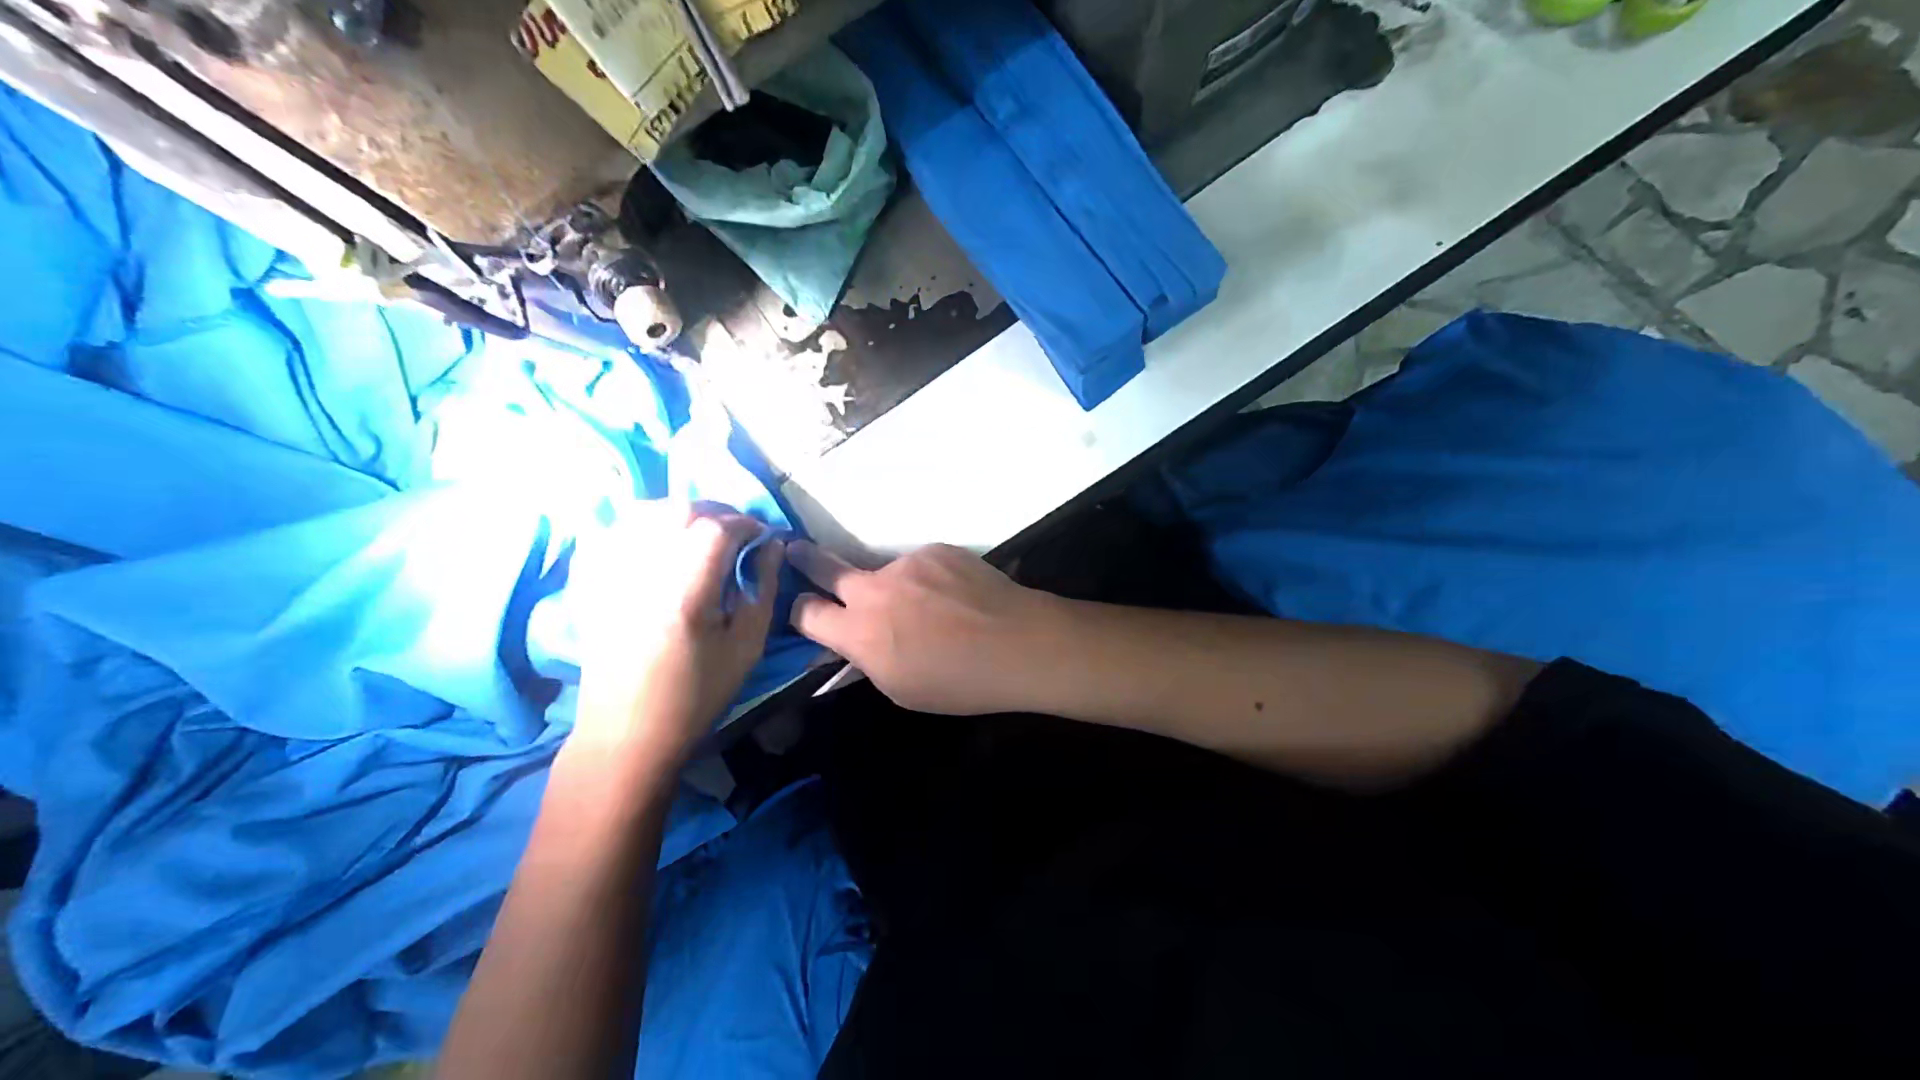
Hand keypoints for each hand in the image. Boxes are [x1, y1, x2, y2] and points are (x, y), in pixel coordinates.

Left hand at [570, 505, 782, 764]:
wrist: (627, 731)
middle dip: (716, 513)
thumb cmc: (696, 694)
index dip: (746, 524)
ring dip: (679, 515)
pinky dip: (642, 526)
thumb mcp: (746, 646)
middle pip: (680, 510)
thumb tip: (772, 546)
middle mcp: (643, 571)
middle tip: (735, 534)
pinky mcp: (591, 583)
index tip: (762, 537)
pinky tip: (658, 545)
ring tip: (698, 536)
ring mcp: (610, 575)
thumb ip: (762, 589)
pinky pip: (614, 531)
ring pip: (644, 512)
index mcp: (685, 591)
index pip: (717, 528)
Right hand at [786, 541, 1067, 714]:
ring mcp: (906, 563)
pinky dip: (930, 579)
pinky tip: (956, 597)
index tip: (804, 608)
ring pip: (886, 571)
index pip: (805, 612)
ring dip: (896, 587)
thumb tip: (857, 640)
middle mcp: (873, 590)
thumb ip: (868, 658)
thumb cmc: (960, 682)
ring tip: (933, 609)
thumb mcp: (900, 688)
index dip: (799, 610)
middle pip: (824, 566)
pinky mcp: (937, 549)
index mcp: (858, 632)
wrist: (1019, 644)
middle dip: (805, 559)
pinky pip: (922, 565)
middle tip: (794, 550)